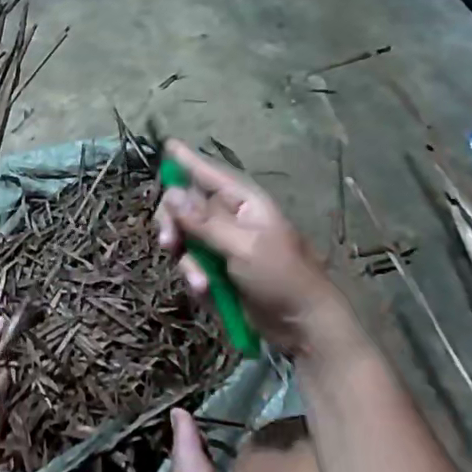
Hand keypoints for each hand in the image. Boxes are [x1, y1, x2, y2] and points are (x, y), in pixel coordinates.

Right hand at [155, 140, 354, 359]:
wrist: (303, 327)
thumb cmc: (282, 277)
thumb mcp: (243, 247)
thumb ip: (204, 221)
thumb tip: (172, 193)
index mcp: (244, 203)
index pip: (209, 174)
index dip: (187, 161)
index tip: (167, 145)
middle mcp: (230, 219)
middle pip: (185, 205)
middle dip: (173, 222)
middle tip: (168, 242)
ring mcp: (222, 246)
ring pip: (183, 237)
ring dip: (185, 258)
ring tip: (199, 281)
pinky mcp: (216, 271)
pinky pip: (190, 264)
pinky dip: (194, 277)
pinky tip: (206, 291)